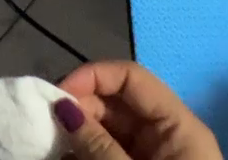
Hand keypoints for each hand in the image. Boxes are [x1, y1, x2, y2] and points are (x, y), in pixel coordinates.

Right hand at [53, 61, 220, 159]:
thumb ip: (99, 143)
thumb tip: (61, 105)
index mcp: (180, 125)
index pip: (130, 75)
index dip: (92, 76)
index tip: (57, 96)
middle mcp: (168, 134)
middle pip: (115, 101)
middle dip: (79, 108)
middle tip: (47, 124)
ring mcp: (156, 156)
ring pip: (108, 127)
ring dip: (78, 131)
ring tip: (50, 140)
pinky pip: (109, 151)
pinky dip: (85, 151)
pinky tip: (63, 153)